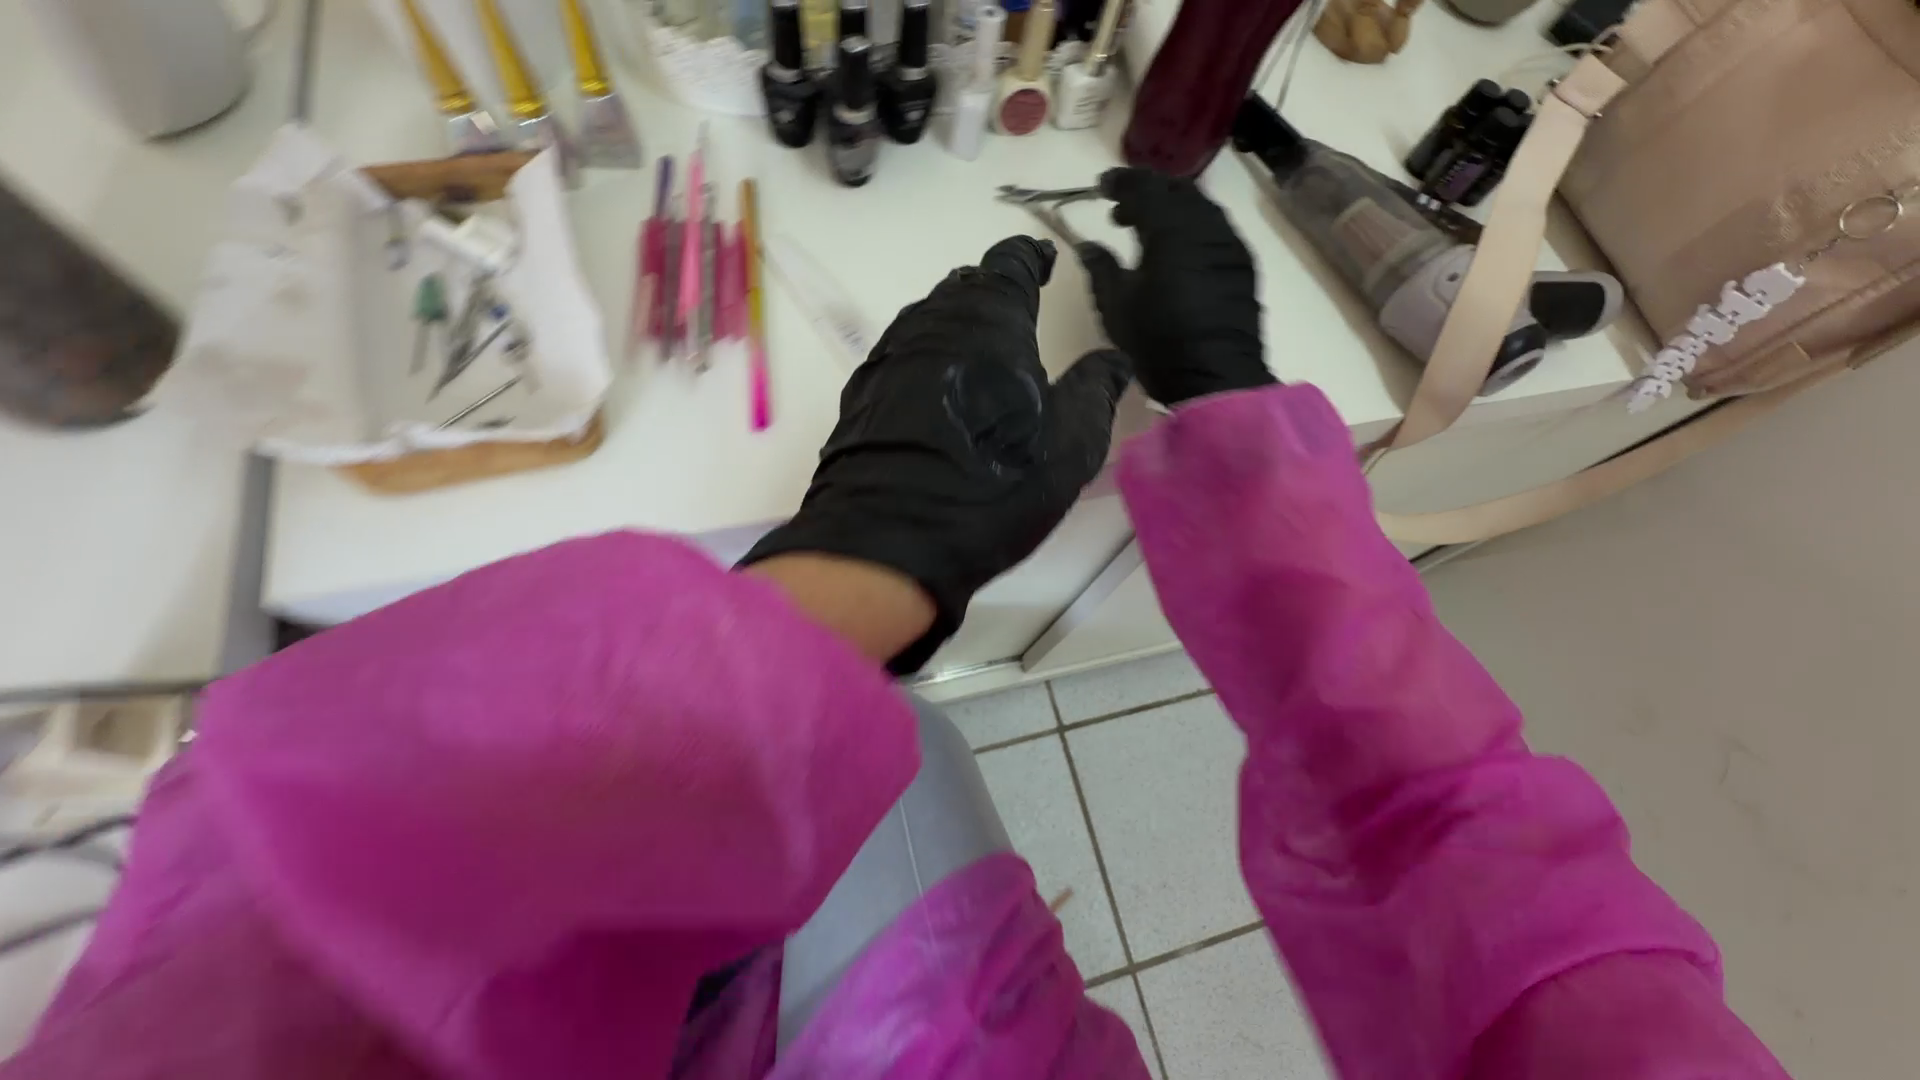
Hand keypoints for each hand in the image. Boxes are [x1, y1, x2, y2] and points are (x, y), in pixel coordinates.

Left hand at [741, 237, 1130, 673]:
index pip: (1009, 263)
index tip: (1042, 264)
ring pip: (927, 318)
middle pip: (964, 286)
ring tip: (978, 349)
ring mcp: (889, 356)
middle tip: (1014, 312)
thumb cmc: (995, 487)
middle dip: (991, 291)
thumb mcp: (1071, 444)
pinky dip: (927, 356)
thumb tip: (1113, 360)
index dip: (1029, 259)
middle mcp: (932, 323)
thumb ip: (1095, 390)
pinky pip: (901, 353)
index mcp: (990, 321)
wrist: (889, 540)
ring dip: (956, 322)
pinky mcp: (862, 393)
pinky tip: (937, 389)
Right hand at [1078, 167, 1273, 405]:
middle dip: (1147, 193)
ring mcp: (1230, 243)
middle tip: (1122, 210)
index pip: (1144, 188)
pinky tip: (1179, 250)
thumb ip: (1101, 268)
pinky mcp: (1243, 264)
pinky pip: (1216, 228)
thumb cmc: (1159, 341)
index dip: (1121, 183)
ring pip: (1200, 207)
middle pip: (1176, 191)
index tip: (1101, 187)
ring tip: (1148, 230)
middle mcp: (1206, 225)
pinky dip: (1192, 227)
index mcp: (1171, 229)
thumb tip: (1089, 245)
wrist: (1217, 376)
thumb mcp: (1116, 307)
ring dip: (1172, 209)